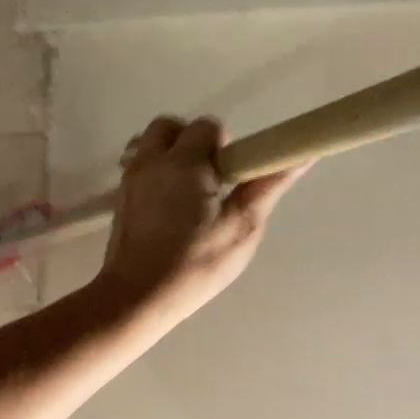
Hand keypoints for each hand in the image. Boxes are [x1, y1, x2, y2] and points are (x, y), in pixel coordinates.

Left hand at [98, 115, 309, 324]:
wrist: (138, 292)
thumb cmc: (196, 262)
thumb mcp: (243, 226)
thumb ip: (267, 185)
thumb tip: (300, 155)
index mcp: (181, 163)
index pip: (205, 126)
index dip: (224, 144)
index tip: (232, 174)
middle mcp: (148, 163)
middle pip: (168, 127)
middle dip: (192, 140)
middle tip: (212, 178)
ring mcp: (128, 179)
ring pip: (147, 145)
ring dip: (170, 154)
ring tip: (191, 192)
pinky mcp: (119, 197)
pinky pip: (138, 168)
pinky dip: (155, 173)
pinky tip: (171, 207)